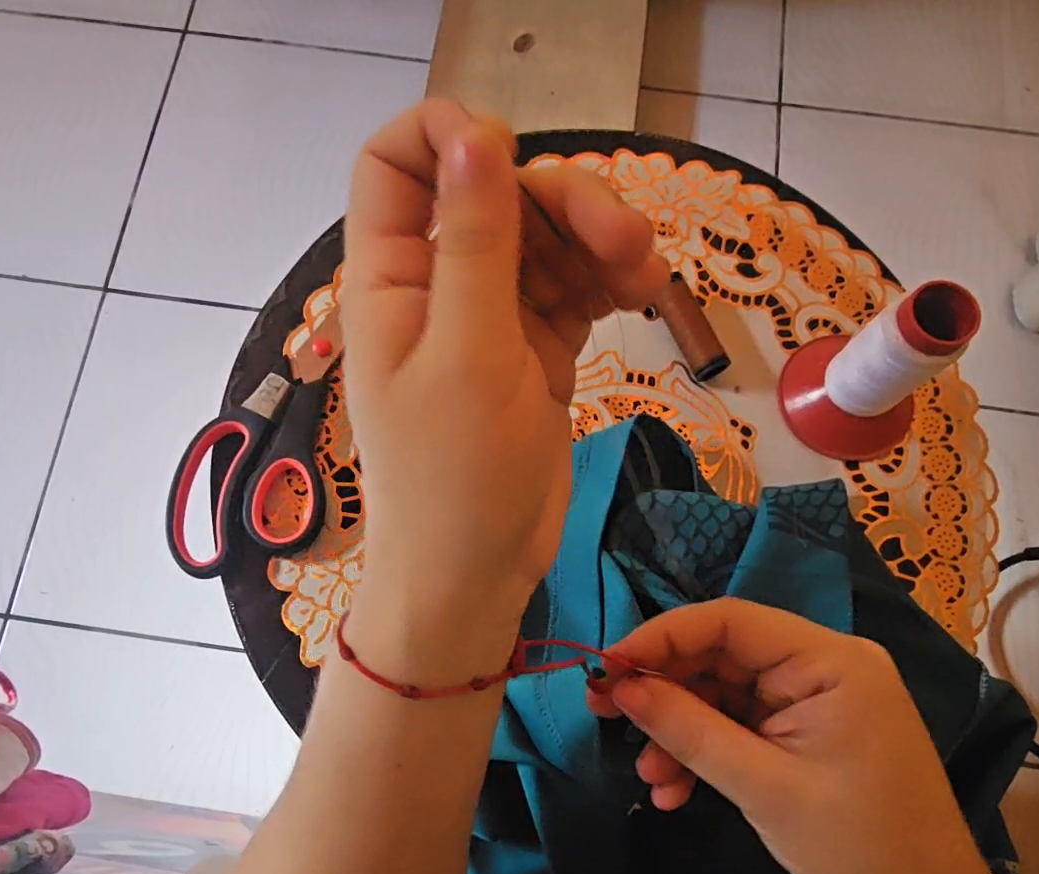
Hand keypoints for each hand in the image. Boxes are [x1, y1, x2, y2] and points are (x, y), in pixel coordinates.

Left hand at [340, 100, 666, 673]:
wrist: (476, 575)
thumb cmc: (456, 479)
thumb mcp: (468, 355)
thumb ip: (476, 243)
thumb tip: (473, 133)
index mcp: (393, 281)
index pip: (394, 164)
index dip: (445, 135)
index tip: (511, 153)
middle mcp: (438, 288)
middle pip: (495, 194)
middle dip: (561, 199)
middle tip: (624, 241)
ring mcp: (490, 319)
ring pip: (545, 238)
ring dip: (600, 240)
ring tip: (645, 277)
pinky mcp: (535, 351)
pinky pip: (572, 288)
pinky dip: (607, 280)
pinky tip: (641, 294)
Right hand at [586, 598, 994, 873]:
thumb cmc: (856, 846)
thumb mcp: (761, 785)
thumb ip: (687, 728)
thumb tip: (619, 686)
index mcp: (830, 661)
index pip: (729, 621)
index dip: (660, 636)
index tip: (607, 665)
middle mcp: (820, 667)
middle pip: (718, 655)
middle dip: (661, 689)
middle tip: (604, 712)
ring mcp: (810, 700)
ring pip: (719, 693)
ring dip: (677, 732)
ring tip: (650, 777)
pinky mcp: (800, 731)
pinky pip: (734, 724)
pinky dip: (700, 752)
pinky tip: (674, 790)